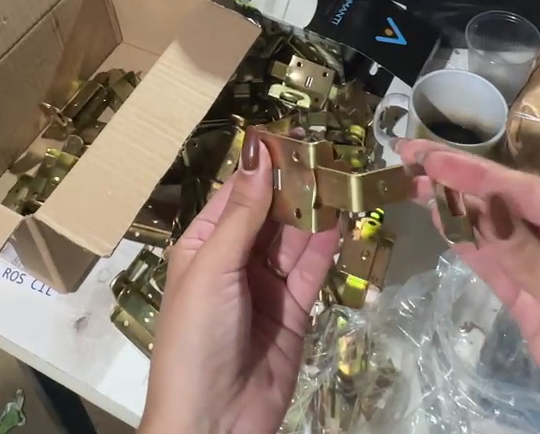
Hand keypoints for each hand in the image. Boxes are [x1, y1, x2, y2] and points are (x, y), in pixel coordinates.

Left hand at [140, 137, 341, 433]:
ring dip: (314, 209)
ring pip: (294, 237)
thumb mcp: (213, 266)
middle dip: (295, 184)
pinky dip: (326, 244)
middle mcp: (235, 258)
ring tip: (341, 175)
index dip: (263, 165)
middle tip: (327, 152)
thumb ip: (243, 212)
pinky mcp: (294, 310)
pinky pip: (311, 269)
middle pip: (270, 212)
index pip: (237, 193)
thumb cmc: (197, 336)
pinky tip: (342, 217)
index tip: (292, 135)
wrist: (214, 425)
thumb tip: (257, 150)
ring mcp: (266, 284)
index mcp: (204, 244)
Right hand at [403, 141, 539, 433]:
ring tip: (411, 181)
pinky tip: (438, 219)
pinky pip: (491, 262)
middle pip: (505, 201)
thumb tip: (485, 211)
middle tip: (410, 155)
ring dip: (453, 205)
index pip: (529, 192)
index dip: (479, 174)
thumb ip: (535, 263)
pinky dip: (463, 241)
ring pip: (491, 228)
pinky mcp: (528, 299)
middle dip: (458, 178)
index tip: (434, 159)